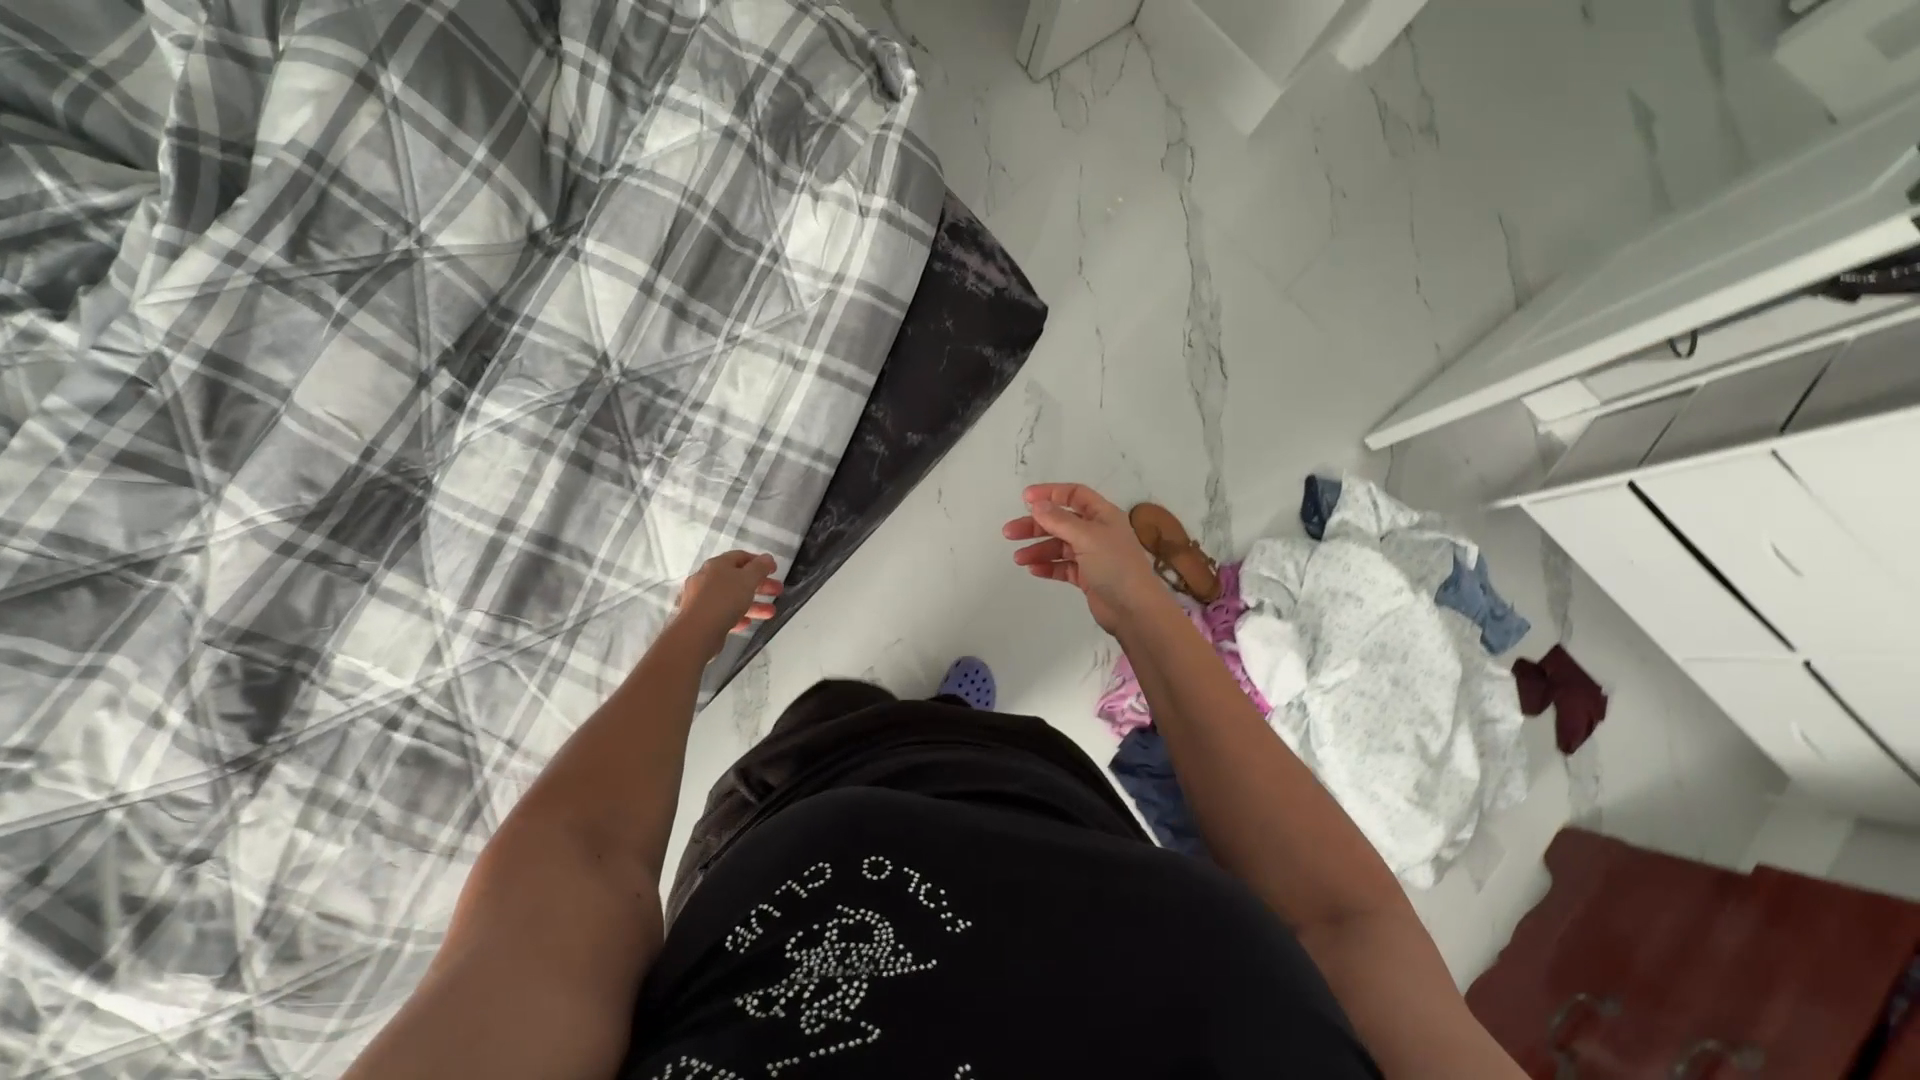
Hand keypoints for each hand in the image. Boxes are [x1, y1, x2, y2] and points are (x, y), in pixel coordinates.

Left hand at [669, 551, 782, 655]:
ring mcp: (701, 598)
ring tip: (771, 613)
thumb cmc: (725, 599)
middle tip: (778, 591)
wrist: (698, 631)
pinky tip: (747, 623)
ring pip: (731, 598)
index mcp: (717, 565)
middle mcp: (706, 579)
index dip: (759, 562)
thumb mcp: (748, 580)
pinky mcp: (700, 617)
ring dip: (753, 603)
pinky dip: (737, 616)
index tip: (774, 570)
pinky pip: (722, 613)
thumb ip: (760, 568)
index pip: (740, 557)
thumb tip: (767, 558)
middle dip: (760, 585)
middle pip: (737, 578)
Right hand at [1003, 483, 1164, 632]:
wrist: (1134, 609)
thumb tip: (1037, 505)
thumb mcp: (1087, 537)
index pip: (1074, 495)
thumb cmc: (1115, 566)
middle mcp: (1097, 532)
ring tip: (1018, 559)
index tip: (1024, 499)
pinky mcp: (1087, 577)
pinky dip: (1048, 566)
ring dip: (1038, 549)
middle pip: (1061, 522)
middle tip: (1010, 533)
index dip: (1050, 493)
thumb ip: (1060, 520)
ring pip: (1059, 546)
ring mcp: (1092, 556)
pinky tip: (1033, 569)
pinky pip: (1063, 567)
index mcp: (1103, 515)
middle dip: (1035, 526)